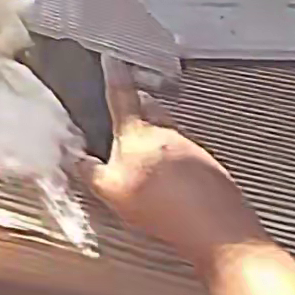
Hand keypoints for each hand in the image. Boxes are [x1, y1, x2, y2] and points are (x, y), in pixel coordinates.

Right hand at [73, 61, 267, 266]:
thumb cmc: (161, 209)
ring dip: (159, 139)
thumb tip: (74, 158)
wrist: (220, 236)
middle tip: (130, 110)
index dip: (114, 75)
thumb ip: (88, 171)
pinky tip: (173, 185)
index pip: (122, 95)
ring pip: (170, 133)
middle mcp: (166, 134)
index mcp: (137, 133)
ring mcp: (193, 150)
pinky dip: (178, 163)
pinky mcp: (214, 170)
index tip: (111, 58)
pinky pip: (189, 156)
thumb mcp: (111, 191)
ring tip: (149, 161)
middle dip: (140, 105)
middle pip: (150, 108)